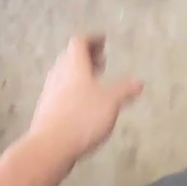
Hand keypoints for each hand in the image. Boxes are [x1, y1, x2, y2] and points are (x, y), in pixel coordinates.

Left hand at [25, 36, 143, 168]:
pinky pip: (61, 88)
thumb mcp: (110, 103)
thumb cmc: (83, 117)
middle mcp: (59, 72)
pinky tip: (83, 103)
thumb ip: (124, 90)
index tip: (103, 41)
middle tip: (102, 62)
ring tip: (95, 82)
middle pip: (70, 56)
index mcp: (74, 65)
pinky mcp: (47, 106)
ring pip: (65, 72)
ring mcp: (50, 89)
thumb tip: (139, 82)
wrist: (50, 145)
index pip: (79, 42)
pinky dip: (73, 87)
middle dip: (87, 56)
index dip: (92, 40)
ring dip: (80, 72)